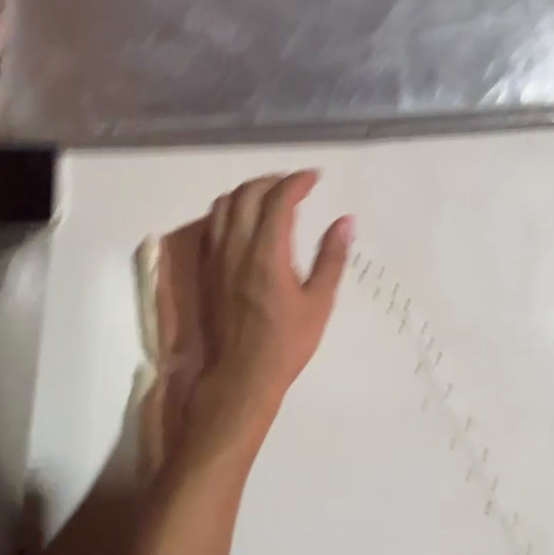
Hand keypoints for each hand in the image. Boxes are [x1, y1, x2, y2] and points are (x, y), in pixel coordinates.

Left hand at [177, 171, 352, 461]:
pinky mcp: (208, 269)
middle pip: (248, 193)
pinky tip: (246, 220)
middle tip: (295, 185)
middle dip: (273, 180)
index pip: (279, 199)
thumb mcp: (319, 303)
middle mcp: (237, 248)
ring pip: (225, 205)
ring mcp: (217, 257)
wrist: (241, 376)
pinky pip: (213, 224)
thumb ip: (331, 257)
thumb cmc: (286, 344)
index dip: (297, 181)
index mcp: (267, 254)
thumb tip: (345, 221)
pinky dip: (230, 210)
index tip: (315, 178)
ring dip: (248, 191)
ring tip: (270, 196)